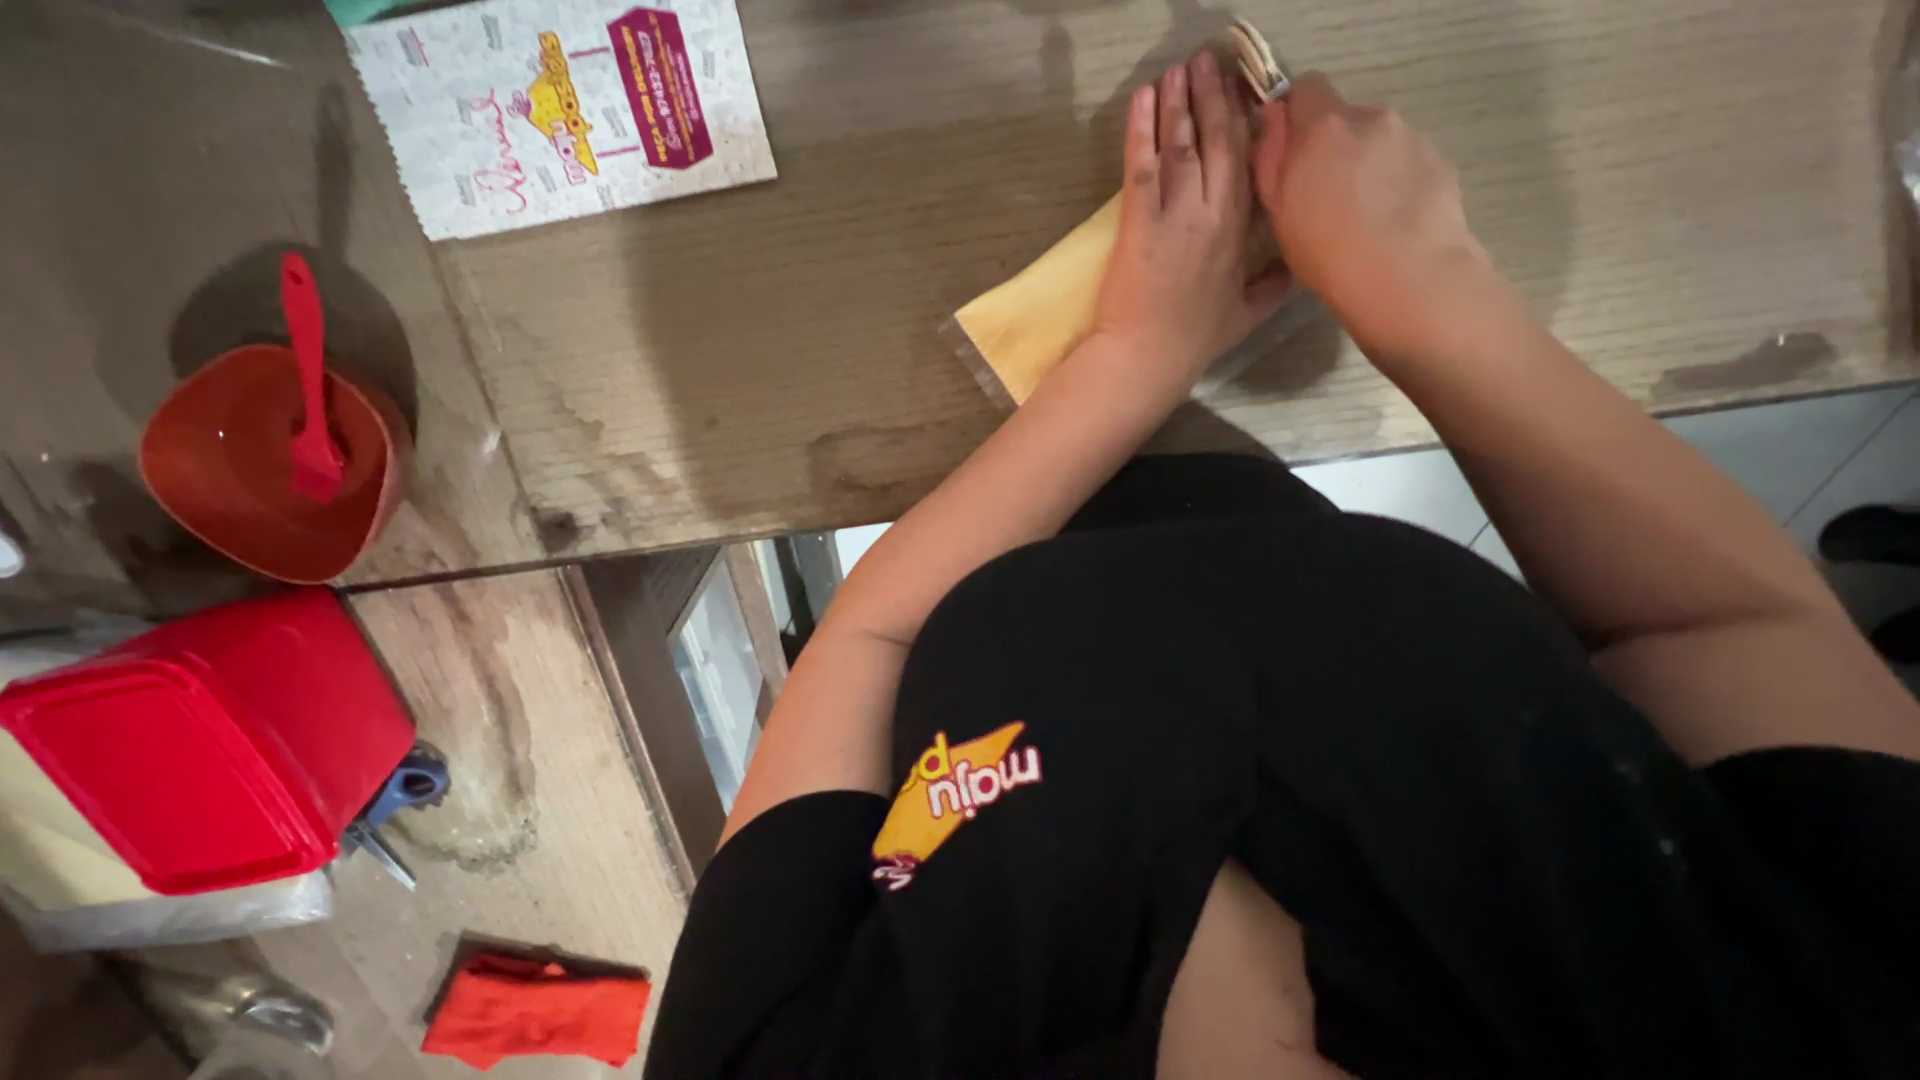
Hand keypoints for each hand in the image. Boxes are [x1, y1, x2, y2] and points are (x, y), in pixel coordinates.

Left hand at [1090, 52, 1291, 391]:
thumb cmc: (1196, 339)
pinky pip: (1142, 165)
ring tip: (1179, 68)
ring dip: (1178, 102)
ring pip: (1181, 145)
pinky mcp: (1139, 221)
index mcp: (1241, 229)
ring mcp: (1176, 214)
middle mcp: (1213, 211)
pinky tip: (1143, 97)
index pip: (1249, 161)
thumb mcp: (1247, 314)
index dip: (1246, 121)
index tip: (1245, 92)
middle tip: (1209, 60)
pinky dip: (1141, 129)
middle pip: (1217, 140)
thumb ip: (1274, 285)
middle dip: (1213, 96)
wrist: (1149, 355)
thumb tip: (1297, 267)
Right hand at [1253, 73, 1498, 360]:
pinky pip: (1406, 162)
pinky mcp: (1439, 160)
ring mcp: (1411, 137)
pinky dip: (1395, 182)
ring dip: (1366, 165)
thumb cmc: (1326, 249)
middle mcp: (1372, 117)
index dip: (1295, 115)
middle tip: (1323, 198)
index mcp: (1325, 126)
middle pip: (1344, 118)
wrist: (1406, 276)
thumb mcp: (1278, 211)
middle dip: (1332, 146)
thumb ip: (1271, 158)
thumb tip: (1273, 121)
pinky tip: (1390, 223)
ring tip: (1361, 216)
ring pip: (1377, 140)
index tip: (1290, 151)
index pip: (1306, 86)